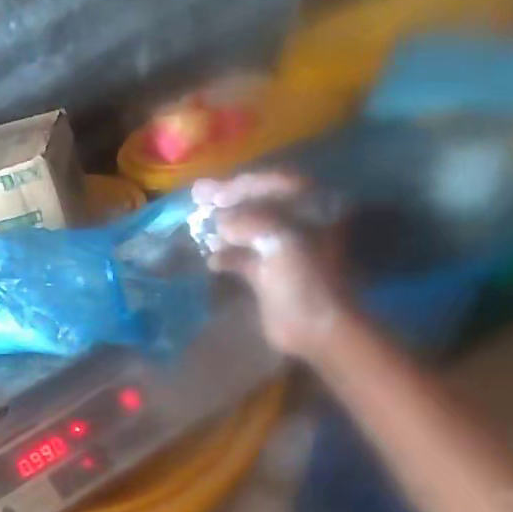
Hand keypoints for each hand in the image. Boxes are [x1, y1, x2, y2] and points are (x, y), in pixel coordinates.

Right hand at [194, 171, 352, 358]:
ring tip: (198, 227)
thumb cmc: (306, 278)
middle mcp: (298, 225)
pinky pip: (244, 259)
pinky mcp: (269, 277)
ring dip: (224, 229)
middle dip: (227, 203)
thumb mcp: (281, 238)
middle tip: (197, 198)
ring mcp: (283, 252)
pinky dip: (227, 257)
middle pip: (258, 205)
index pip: (275, 184)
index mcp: (311, 209)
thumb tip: (220, 223)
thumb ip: (249, 221)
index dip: (243, 185)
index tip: (215, 191)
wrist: (315, 327)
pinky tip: (211, 260)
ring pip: (249, 232)